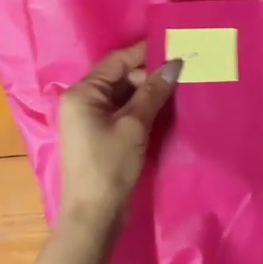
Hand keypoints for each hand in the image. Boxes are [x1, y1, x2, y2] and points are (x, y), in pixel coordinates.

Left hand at [57, 43, 181, 226]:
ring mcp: (88, 119)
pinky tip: (162, 108)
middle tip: (182, 73)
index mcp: (82, 92)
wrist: (94, 215)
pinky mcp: (98, 135)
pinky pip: (121, 111)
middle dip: (149, 74)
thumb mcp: (134, 126)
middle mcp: (81, 100)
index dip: (146, 54)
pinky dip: (140, 108)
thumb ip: (153, 92)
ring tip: (177, 88)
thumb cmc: (110, 166)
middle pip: (119, 76)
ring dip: (146, 92)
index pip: (117, 61)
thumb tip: (174, 64)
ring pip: (122, 94)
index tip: (175, 48)